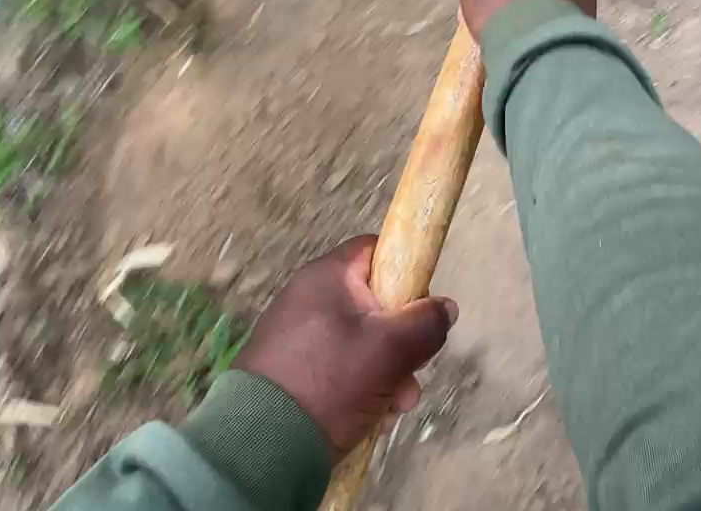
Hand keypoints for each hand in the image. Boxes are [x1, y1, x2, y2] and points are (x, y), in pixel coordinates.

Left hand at [231, 235, 456, 450]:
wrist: (254, 451)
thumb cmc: (329, 381)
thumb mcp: (390, 350)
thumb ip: (426, 323)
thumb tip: (445, 308)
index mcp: (328, 276)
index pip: (378, 250)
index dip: (407, 271)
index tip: (421, 305)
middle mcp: (308, 298)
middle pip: (375, 301)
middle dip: (403, 338)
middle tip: (412, 370)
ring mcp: (295, 336)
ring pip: (360, 339)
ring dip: (387, 369)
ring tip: (394, 405)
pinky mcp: (288, 371)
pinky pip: (337, 365)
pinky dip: (359, 385)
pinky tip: (371, 415)